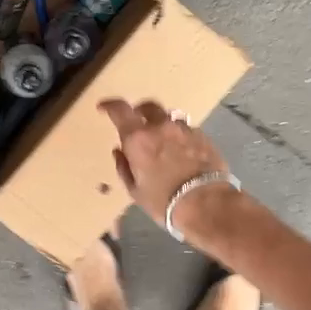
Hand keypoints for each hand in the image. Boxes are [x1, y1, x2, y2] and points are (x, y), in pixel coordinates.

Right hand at [98, 99, 234, 229]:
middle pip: (148, 107)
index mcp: (138, 138)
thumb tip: (119, 151)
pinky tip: (183, 152)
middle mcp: (160, 127)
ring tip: (163, 141)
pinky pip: (187, 130)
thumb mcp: (136, 191)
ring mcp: (184, 130)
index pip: (120, 110)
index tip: (104, 107)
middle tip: (137, 121)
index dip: (110, 105)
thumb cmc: (164, 201)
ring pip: (170, 119)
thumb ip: (124, 167)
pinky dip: (180, 137)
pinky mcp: (204, 137)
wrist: (206, 204)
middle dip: (140, 111)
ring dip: (163, 126)